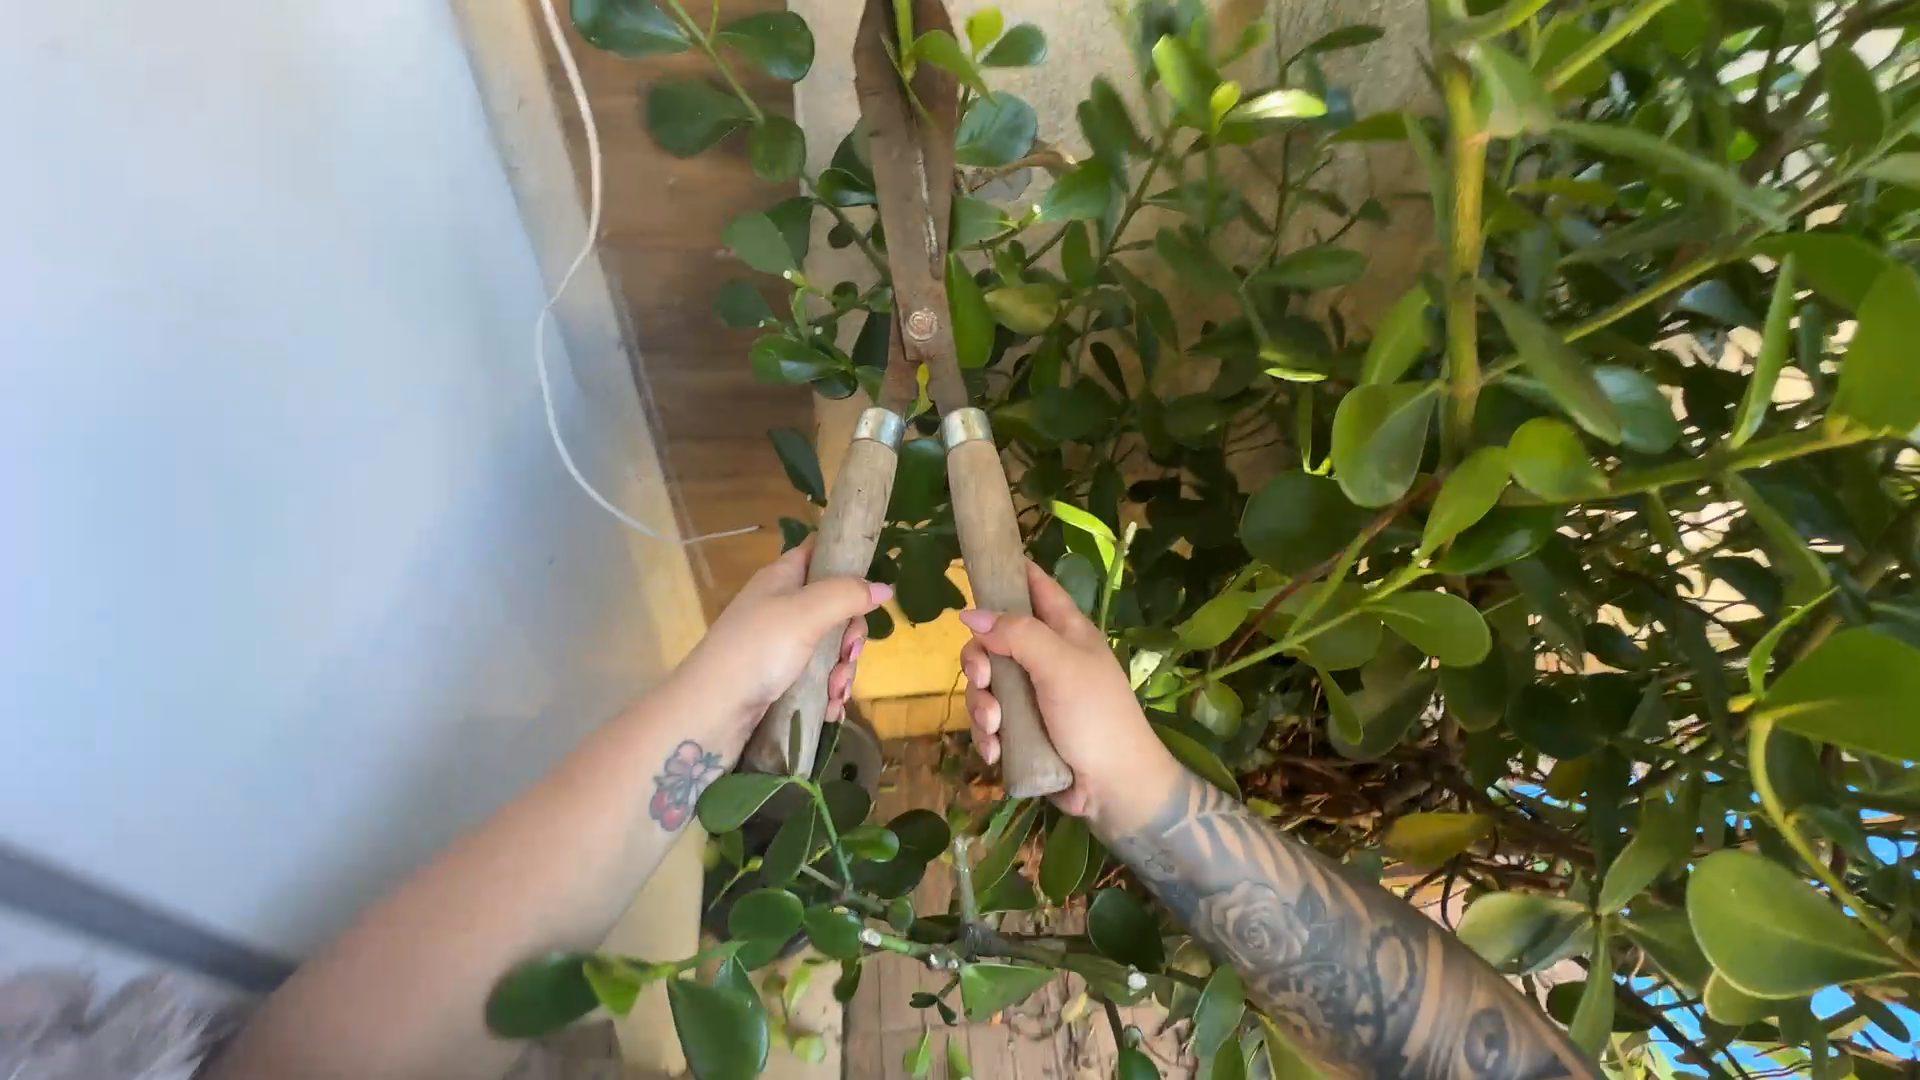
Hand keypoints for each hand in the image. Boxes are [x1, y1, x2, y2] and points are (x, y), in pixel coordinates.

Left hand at [674, 539, 889, 743]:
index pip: (819, 553)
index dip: (846, 564)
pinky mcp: (781, 678)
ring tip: (836, 692)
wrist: (710, 712)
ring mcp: (781, 645)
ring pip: (831, 647)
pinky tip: (831, 707)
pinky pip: (819, 677)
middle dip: (850, 636)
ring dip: (842, 670)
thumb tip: (885, 588)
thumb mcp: (807, 612)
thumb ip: (848, 595)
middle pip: (836, 607)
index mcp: (783, 579)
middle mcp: (782, 607)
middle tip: (849, 654)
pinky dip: (829, 691)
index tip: (870, 590)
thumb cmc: (757, 649)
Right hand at [957, 560, 1180, 832]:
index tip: (975, 574)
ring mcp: (1033, 694)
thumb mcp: (1059, 665)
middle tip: (983, 680)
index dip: (1008, 574)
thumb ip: (1017, 634)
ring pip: (987, 684)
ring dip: (982, 706)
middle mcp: (1046, 657)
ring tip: (994, 728)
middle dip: (979, 661)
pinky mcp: (1023, 729)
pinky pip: (990, 720)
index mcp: (1065, 631)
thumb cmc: (1096, 716)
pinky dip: (987, 735)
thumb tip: (971, 614)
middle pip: (994, 639)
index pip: (1035, 586)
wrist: (1114, 788)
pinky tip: (996, 751)